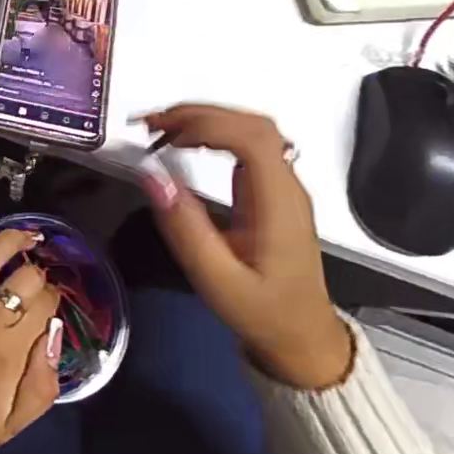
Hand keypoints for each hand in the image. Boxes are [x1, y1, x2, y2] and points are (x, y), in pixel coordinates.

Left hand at [0, 206, 64, 453]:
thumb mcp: (14, 422)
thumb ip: (43, 382)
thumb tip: (53, 334)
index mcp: (9, 347)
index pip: (45, 304)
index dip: (56, 301)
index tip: (55, 306)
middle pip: (24, 277)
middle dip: (40, 275)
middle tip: (44, 281)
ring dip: (11, 239)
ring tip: (29, 235)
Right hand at [139, 105, 353, 389]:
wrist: (303, 339)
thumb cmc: (262, 312)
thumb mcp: (217, 279)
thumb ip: (186, 228)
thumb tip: (152, 176)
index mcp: (279, 202)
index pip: (250, 138)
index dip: (205, 124)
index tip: (162, 135)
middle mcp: (286, 185)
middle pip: (251, 124)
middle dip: (199, 113)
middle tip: (150, 124)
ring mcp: (282, 186)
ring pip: (251, 128)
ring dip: (205, 119)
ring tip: (160, 129)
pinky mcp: (271, 191)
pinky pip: (246, 145)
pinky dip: (213, 133)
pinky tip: (185, 142)